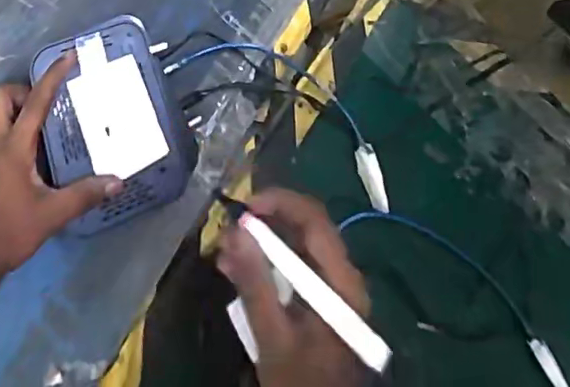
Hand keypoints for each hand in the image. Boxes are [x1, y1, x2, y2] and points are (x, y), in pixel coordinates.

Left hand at [0, 54, 119, 280]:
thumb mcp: (53, 214)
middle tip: (37, 105)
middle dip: (18, 91)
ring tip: (15, 114)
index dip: (52, 76)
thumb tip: (117, 181)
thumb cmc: (11, 230)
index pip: (36, 102)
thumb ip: (84, 194)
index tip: (67, 57)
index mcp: (15, 146)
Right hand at [216, 189, 371, 386]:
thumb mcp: (272, 336)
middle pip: (305, 228)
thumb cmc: (300, 385)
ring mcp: (333, 292)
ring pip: (297, 246)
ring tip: (226, 250)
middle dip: (265, 221)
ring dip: (261, 242)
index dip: (279, 202)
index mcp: (342, 283)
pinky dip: (266, 263)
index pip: (314, 219)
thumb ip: (255, 281)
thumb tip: (236, 228)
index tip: (243, 207)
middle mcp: (343, 279)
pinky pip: (293, 268)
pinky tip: (236, 270)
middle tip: (229, 228)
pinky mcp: (320, 305)